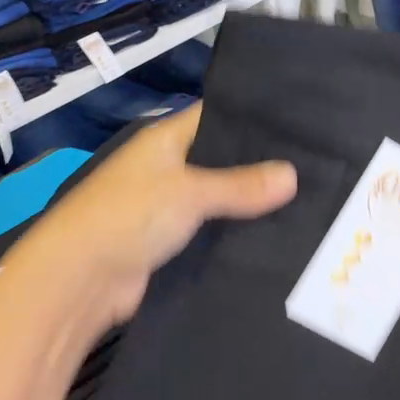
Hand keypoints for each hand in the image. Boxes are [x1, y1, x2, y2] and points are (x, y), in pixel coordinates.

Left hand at [0, 105, 296, 354]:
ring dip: (255, 205)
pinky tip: (282, 236)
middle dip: (264, 167)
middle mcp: (170, 169)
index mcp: (165, 141)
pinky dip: (242, 235)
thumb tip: (294, 175)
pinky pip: (218, 234)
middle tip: (320, 165)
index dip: (255, 118)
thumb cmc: (128, 217)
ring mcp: (172, 209)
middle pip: (225, 161)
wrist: (79, 282)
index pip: (217, 117)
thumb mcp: (190, 192)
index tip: (302, 124)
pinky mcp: (177, 245)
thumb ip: (242, 185)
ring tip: (313, 200)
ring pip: (225, 201)